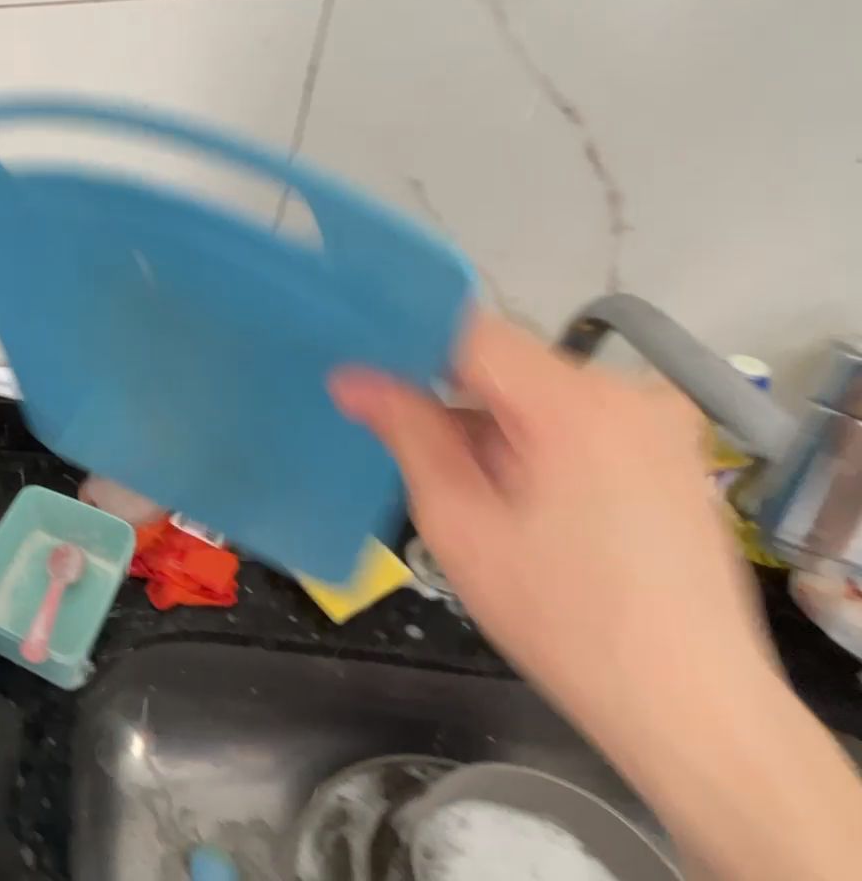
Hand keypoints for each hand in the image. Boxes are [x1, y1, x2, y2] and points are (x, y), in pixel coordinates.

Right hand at [331, 312, 861, 880]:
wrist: (686, 703)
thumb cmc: (558, 615)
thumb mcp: (457, 521)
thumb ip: (406, 433)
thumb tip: (352, 378)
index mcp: (577, 406)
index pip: (468, 331)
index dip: (401, 338)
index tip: (348, 357)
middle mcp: (629, 397)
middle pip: (503, 364)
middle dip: (441, 393)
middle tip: (388, 435)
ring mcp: (658, 425)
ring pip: (533, 394)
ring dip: (482, 423)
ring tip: (453, 483)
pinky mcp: (667, 455)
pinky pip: (571, 420)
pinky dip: (524, 440)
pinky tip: (507, 496)